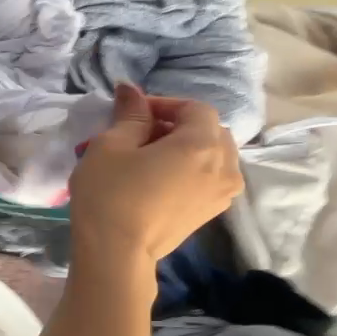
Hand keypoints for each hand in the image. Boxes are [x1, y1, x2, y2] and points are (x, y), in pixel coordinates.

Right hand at [68, 83, 243, 267]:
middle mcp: (226, 166)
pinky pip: (211, 174)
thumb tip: (131, 89)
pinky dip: (190, 165)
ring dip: (185, 145)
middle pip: (211, 130)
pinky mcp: (215, 208)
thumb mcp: (111, 145)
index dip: (164, 103)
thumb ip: (129, 115)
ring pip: (214, 154)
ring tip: (145, 154)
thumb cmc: (110, 190)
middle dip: (177, 123)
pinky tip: (156, 176)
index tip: (131, 113)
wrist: (118, 246)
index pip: (196, 109)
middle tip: (137, 131)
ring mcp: (225, 191)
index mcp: (202, 146)